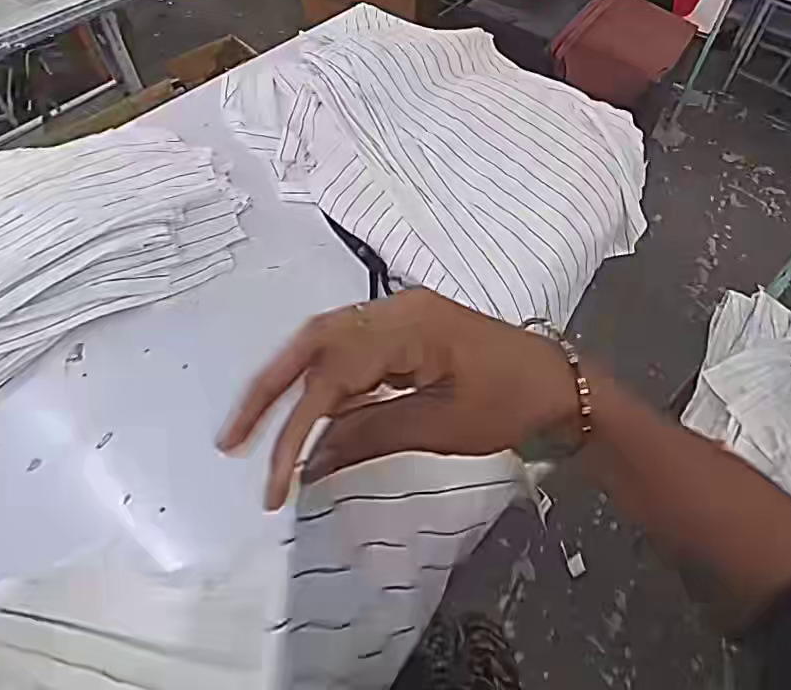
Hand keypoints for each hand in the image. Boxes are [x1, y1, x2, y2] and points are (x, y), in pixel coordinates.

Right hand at [218, 289, 577, 508]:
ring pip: (328, 342)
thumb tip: (308, 464)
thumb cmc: (509, 402)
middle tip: (234, 435)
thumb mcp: (441, 427)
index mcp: (408, 325)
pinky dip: (328, 385)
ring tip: (260, 432)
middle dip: (271, 386)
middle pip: (316, 339)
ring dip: (293, 384)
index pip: (332, 373)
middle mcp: (395, 308)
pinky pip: (353, 352)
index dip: (296, 426)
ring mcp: (399, 315)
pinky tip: (315, 419)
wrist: (557, 382)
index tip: (274, 481)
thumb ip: (369, 437)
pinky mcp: (404, 332)